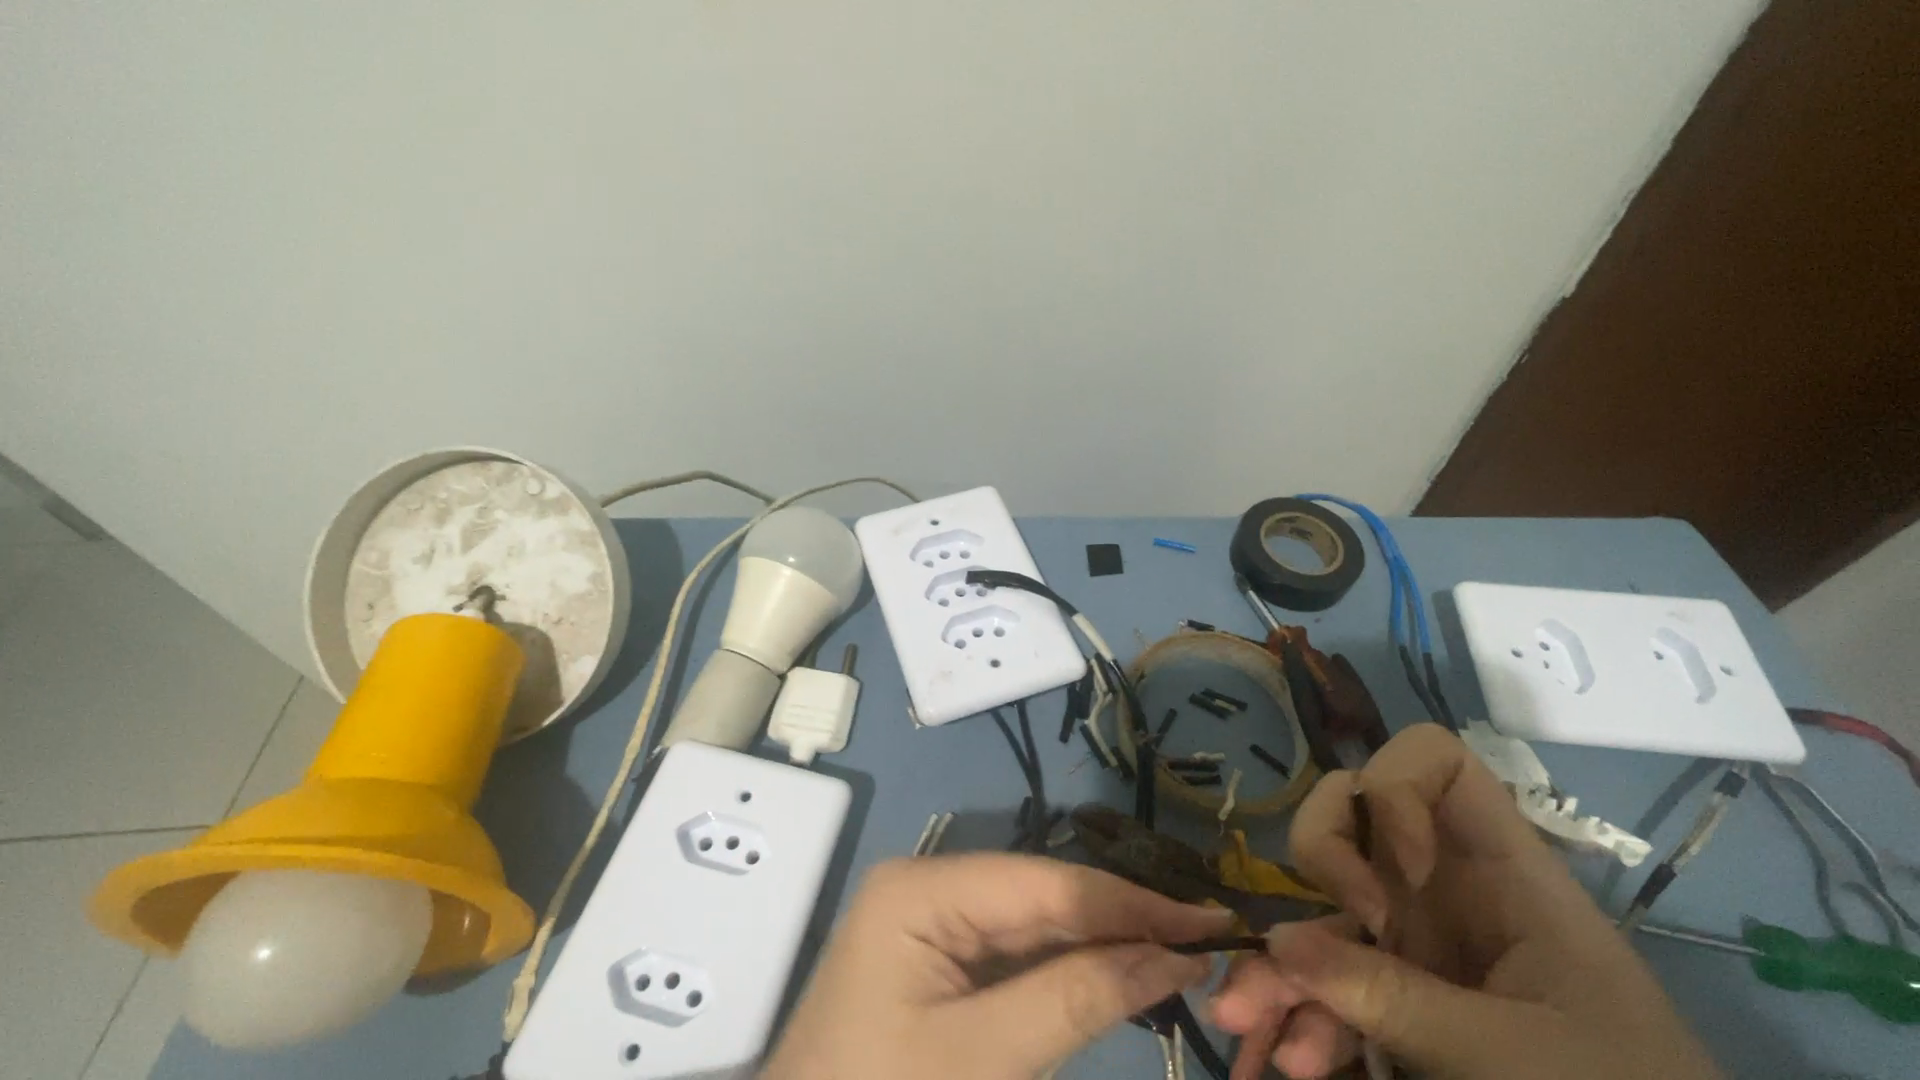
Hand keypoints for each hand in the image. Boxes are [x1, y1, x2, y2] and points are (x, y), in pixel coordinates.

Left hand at [761, 852, 1233, 1079]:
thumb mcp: (983, 1058)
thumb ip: (1077, 997)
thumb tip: (1174, 956)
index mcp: (924, 888)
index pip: (1050, 883)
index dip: (1135, 904)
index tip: (1213, 921)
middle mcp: (928, 885)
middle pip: (1044, 896)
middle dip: (1124, 920)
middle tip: (1209, 940)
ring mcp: (931, 921)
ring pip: (1036, 923)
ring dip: (1104, 943)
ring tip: (1182, 955)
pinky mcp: (937, 959)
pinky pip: (1016, 953)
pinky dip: (1069, 968)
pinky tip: (1120, 973)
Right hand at [1211, 725, 1720, 1079]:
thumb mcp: (1514, 1055)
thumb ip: (1394, 998)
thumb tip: (1276, 939)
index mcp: (1502, 872)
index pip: (1435, 763)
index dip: (1395, 787)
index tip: (1402, 867)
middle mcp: (1446, 888)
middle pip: (1352, 811)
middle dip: (1321, 857)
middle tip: (1342, 920)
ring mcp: (1416, 942)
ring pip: (1323, 906)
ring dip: (1279, 963)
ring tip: (1247, 1028)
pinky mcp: (1396, 1000)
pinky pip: (1326, 979)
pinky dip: (1296, 1015)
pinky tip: (1284, 1062)